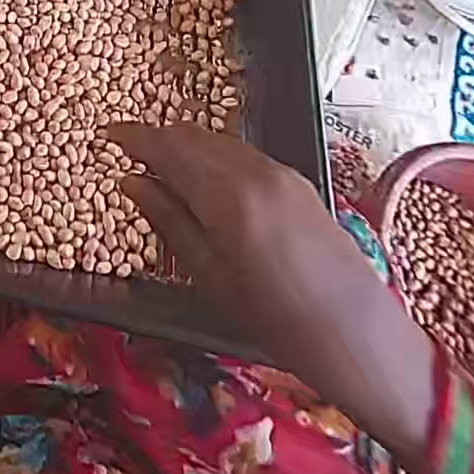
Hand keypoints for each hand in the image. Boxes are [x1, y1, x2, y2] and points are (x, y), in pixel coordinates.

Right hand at [107, 123, 387, 365]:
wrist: (365, 339)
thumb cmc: (277, 319)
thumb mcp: (209, 274)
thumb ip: (168, 219)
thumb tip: (131, 181)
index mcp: (227, 196)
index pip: (168, 148)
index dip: (134, 137)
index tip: (108, 135)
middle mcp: (253, 171)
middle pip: (191, 136)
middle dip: (156, 138)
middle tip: (129, 152)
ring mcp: (279, 172)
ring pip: (216, 140)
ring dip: (184, 144)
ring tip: (160, 164)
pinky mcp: (296, 180)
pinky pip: (240, 152)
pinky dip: (211, 153)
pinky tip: (202, 176)